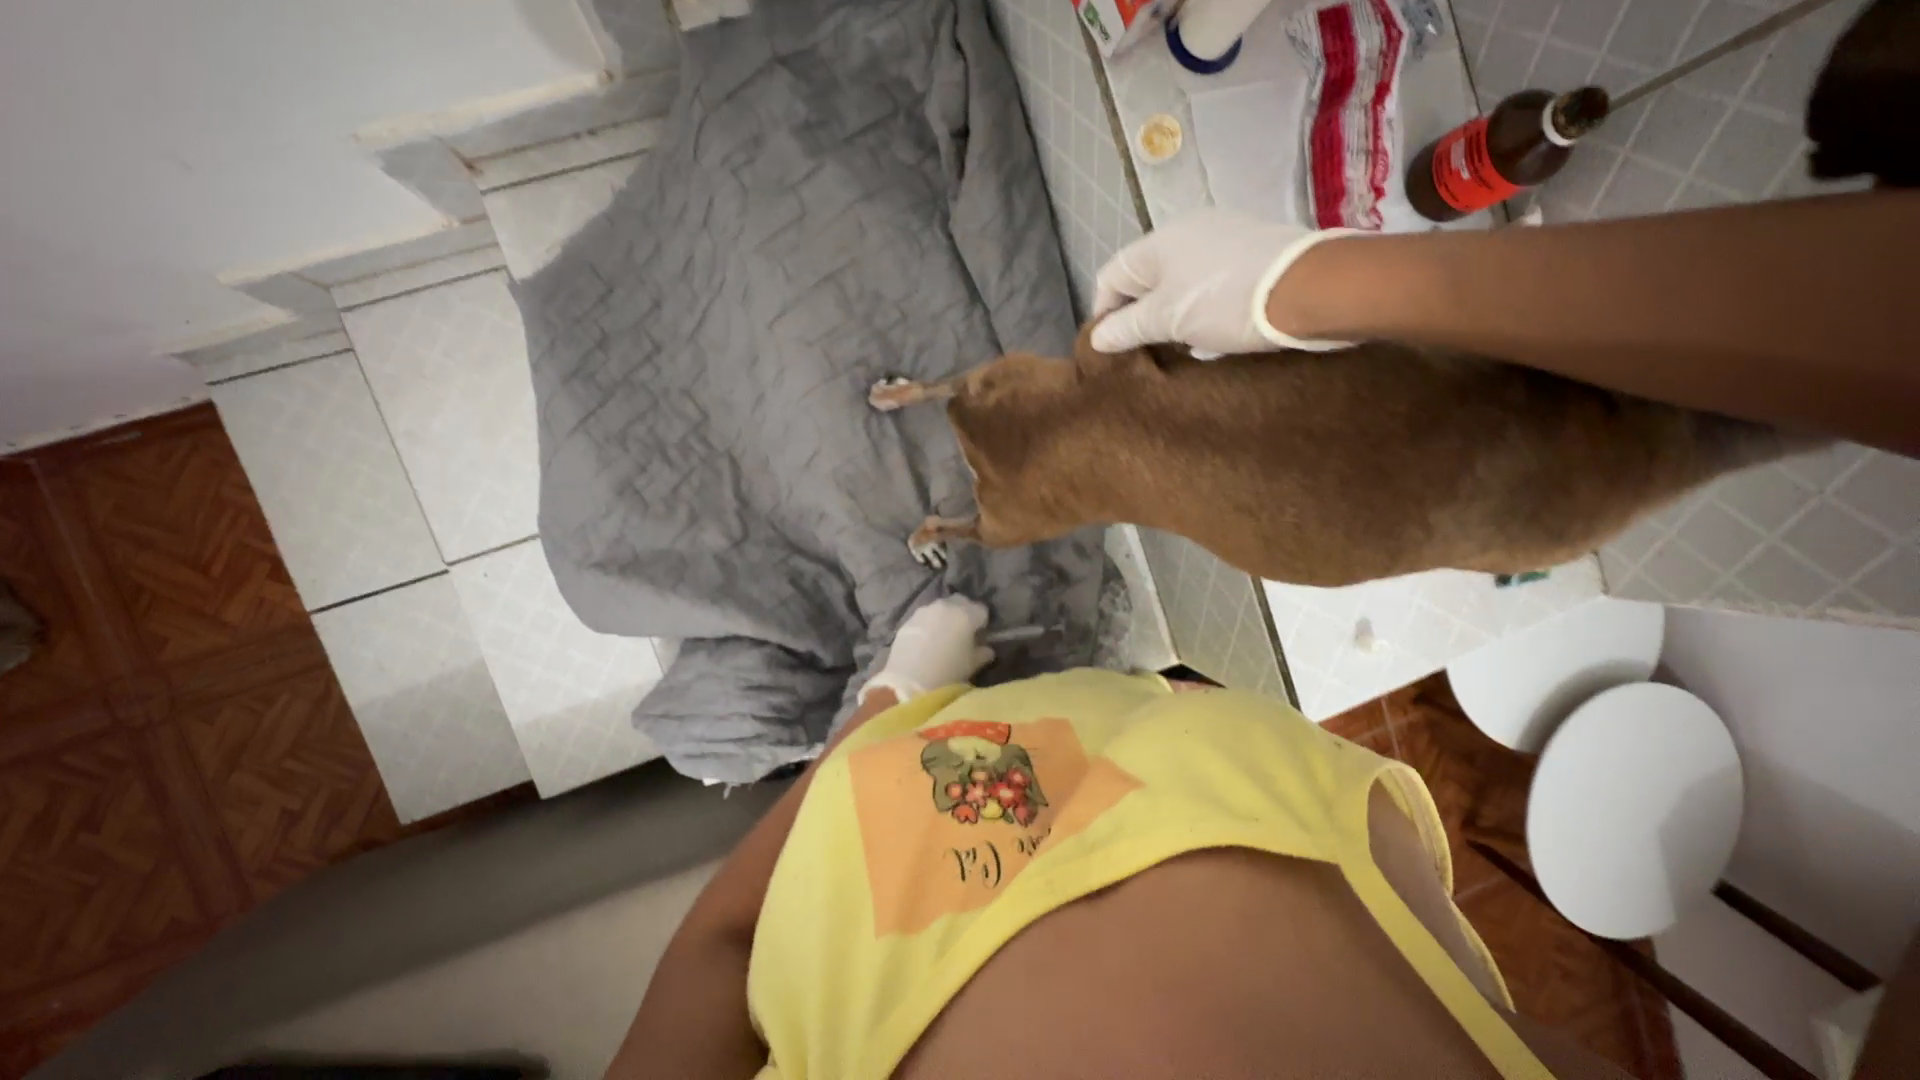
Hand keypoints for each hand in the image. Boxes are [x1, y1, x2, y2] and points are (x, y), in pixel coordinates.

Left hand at [860, 596, 993, 703]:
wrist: (908, 681)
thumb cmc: (948, 672)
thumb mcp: (972, 665)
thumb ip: (982, 653)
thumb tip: (986, 649)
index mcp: (966, 614)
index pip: (982, 610)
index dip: (982, 623)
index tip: (979, 635)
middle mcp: (946, 606)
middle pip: (961, 602)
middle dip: (964, 612)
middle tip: (963, 632)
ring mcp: (925, 610)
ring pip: (941, 607)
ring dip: (945, 616)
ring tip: (943, 635)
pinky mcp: (909, 619)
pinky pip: (925, 616)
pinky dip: (929, 623)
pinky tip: (927, 640)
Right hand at [1090, 209, 1357, 354]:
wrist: (1309, 288)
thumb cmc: (1225, 303)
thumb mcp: (1168, 321)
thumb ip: (1127, 329)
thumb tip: (1097, 338)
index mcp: (1159, 242)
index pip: (1111, 276)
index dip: (1104, 314)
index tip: (1112, 350)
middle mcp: (1189, 230)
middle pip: (1148, 279)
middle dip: (1143, 317)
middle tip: (1149, 353)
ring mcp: (1226, 237)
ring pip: (1182, 282)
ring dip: (1176, 316)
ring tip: (1184, 349)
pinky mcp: (1255, 251)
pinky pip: (1214, 282)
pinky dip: (1205, 308)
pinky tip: (1217, 334)